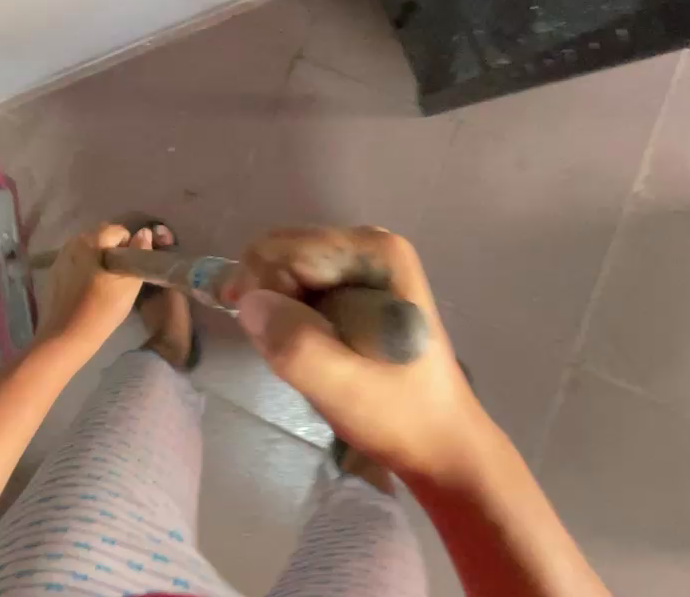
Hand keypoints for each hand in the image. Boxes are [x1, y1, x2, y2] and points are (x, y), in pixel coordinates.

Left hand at [37, 222, 150, 354]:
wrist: (65, 337)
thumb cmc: (102, 309)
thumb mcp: (129, 283)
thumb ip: (138, 253)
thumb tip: (144, 232)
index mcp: (91, 240)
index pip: (118, 231)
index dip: (129, 247)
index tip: (131, 269)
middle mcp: (73, 242)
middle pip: (101, 238)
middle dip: (113, 251)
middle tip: (120, 277)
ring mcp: (60, 258)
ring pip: (87, 250)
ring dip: (98, 260)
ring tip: (104, 284)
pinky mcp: (53, 274)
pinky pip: (75, 263)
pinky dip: (84, 270)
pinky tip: (87, 291)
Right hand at [230, 225, 494, 484]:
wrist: (441, 446)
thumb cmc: (398, 416)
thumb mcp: (341, 388)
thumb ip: (294, 343)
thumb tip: (248, 303)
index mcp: (373, 251)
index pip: (280, 251)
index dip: (262, 293)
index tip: (270, 343)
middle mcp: (367, 242)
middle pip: (279, 253)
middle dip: (268, 300)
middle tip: (286, 352)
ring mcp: (362, 262)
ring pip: (282, 270)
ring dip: (277, 312)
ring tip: (302, 354)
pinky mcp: (355, 283)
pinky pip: (297, 285)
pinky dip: (288, 316)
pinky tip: (309, 347)